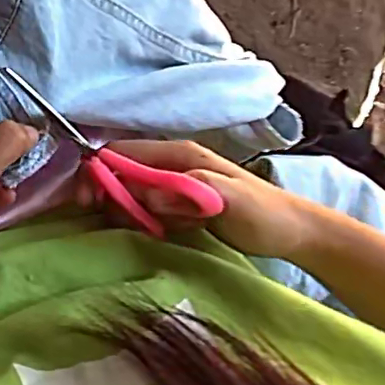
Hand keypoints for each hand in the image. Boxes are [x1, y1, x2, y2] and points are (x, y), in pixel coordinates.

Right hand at [78, 139, 321, 258]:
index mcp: (179, 155)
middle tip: (102, 217)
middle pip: (120, 170)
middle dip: (105, 191)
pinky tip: (145, 231)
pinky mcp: (178, 203)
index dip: (99, 172)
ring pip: (129, 189)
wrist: (294, 232)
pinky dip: (136, 218)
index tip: (90, 201)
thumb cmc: (265, 213)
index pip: (122, 152)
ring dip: (121, 207)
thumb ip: (189, 191)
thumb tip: (147, 196)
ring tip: (131, 227)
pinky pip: (144, 206)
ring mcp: (174, 184)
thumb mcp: (231, 200)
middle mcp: (172, 164)